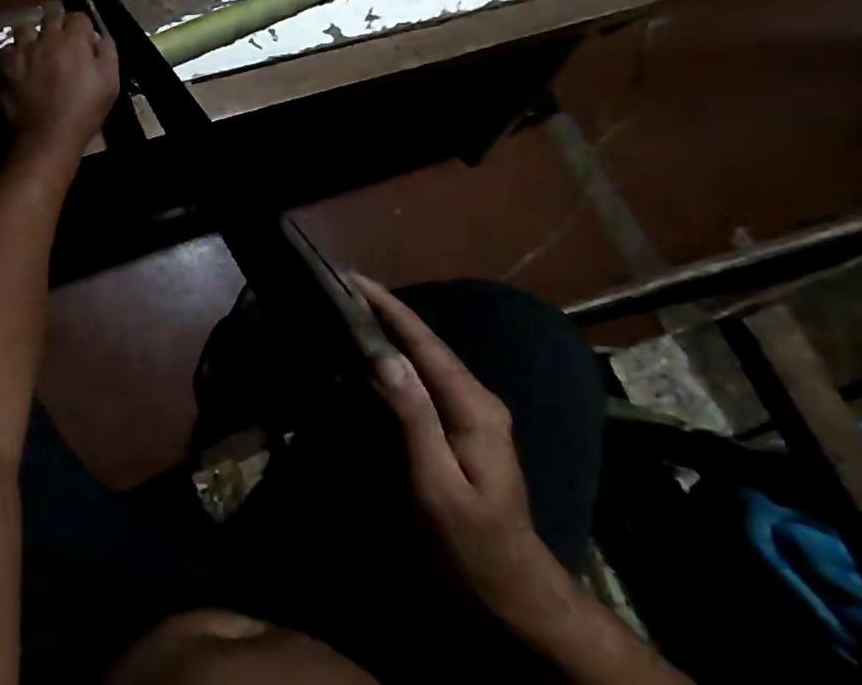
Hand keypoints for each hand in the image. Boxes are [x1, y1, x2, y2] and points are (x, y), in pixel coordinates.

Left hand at [0, 4, 118, 158]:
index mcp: (72, 40)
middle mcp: (44, 39)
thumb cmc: (85, 110)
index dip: (84, 28)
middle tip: (63, 40)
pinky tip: (20, 64)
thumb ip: (107, 52)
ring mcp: (21, 52)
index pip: (79, 17)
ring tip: (38, 47)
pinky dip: (15, 54)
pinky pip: (7, 51)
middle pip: (51, 16)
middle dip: (59, 23)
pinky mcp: (5, 68)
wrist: (48, 136)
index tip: (86, 41)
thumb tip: (97, 38)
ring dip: (33, 34)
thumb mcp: (110, 82)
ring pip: (24, 28)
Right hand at [352, 276, 559, 603]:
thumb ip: (416, 418)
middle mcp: (480, 398)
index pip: (428, 346)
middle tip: (351, 290)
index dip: (394, 311)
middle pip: (431, 346)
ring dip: (397, 332)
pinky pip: (431, 380)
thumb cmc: (470, 537)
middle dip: (392, 314)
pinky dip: (404, 359)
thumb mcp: (437, 482)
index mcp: (475, 407)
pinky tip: (383, 353)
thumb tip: (387, 359)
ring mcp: (477, 410)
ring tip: (360, 311)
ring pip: (431, 360)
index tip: (360, 283)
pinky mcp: (467, 423)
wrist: (510, 578)